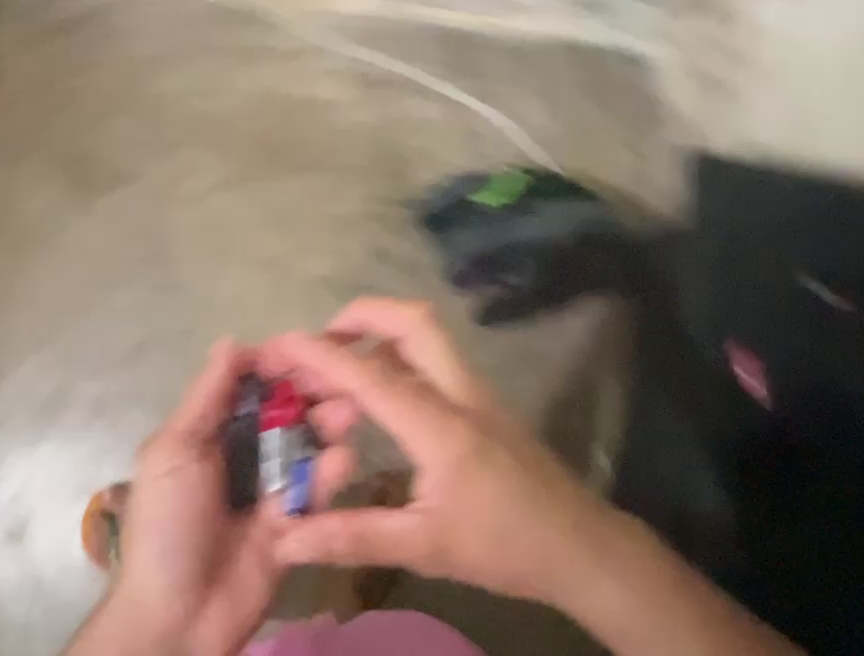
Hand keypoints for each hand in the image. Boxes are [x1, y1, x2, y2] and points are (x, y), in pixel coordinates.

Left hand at [74, 340, 354, 655]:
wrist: (176, 617)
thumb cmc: (167, 525)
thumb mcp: (174, 452)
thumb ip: (206, 397)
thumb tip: (233, 341)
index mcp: (214, 430)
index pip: (255, 383)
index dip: (282, 363)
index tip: (311, 345)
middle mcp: (248, 450)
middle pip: (289, 408)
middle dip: (315, 389)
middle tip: (343, 376)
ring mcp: (275, 485)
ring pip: (310, 443)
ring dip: (330, 422)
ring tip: (349, 411)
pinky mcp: (298, 520)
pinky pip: (319, 488)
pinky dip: (333, 471)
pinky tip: (343, 457)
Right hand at [258, 299, 620, 607]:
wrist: (581, 545)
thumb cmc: (505, 547)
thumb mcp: (425, 548)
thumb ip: (353, 537)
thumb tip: (287, 537)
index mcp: (441, 425)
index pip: (372, 375)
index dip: (322, 355)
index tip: (282, 344)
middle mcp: (460, 393)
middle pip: (414, 321)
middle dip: (363, 314)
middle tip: (321, 340)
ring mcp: (478, 392)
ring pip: (429, 335)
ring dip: (382, 333)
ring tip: (341, 365)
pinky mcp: (485, 403)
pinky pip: (437, 359)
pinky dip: (401, 356)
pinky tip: (382, 395)